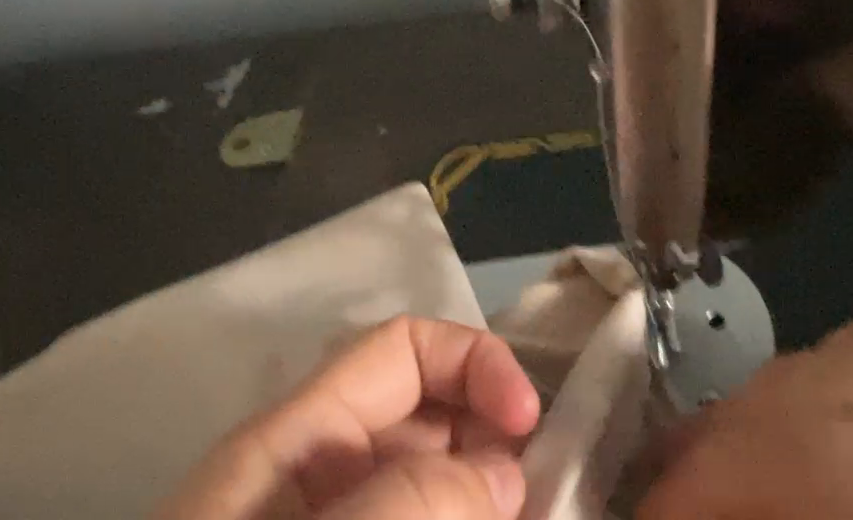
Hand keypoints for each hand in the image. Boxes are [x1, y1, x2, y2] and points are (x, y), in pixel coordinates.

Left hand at [155, 316, 541, 519]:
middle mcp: (323, 480)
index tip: (531, 424)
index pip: (402, 350)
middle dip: (498, 441)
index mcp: (300, 442)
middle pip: (432, 420)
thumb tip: (506, 474)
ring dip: (490, 498)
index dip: (473, 362)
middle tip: (553, 498)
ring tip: (540, 515)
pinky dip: (463, 518)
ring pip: (438, 489)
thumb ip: (415, 498)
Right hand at [639, 316, 852, 519]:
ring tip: (728, 472)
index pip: (775, 462)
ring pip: (833, 356)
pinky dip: (828, 389)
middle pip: (792, 397)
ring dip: (762, 416)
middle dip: (707, 459)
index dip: (686, 499)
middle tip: (660, 505)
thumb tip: (727, 514)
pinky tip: (819, 435)